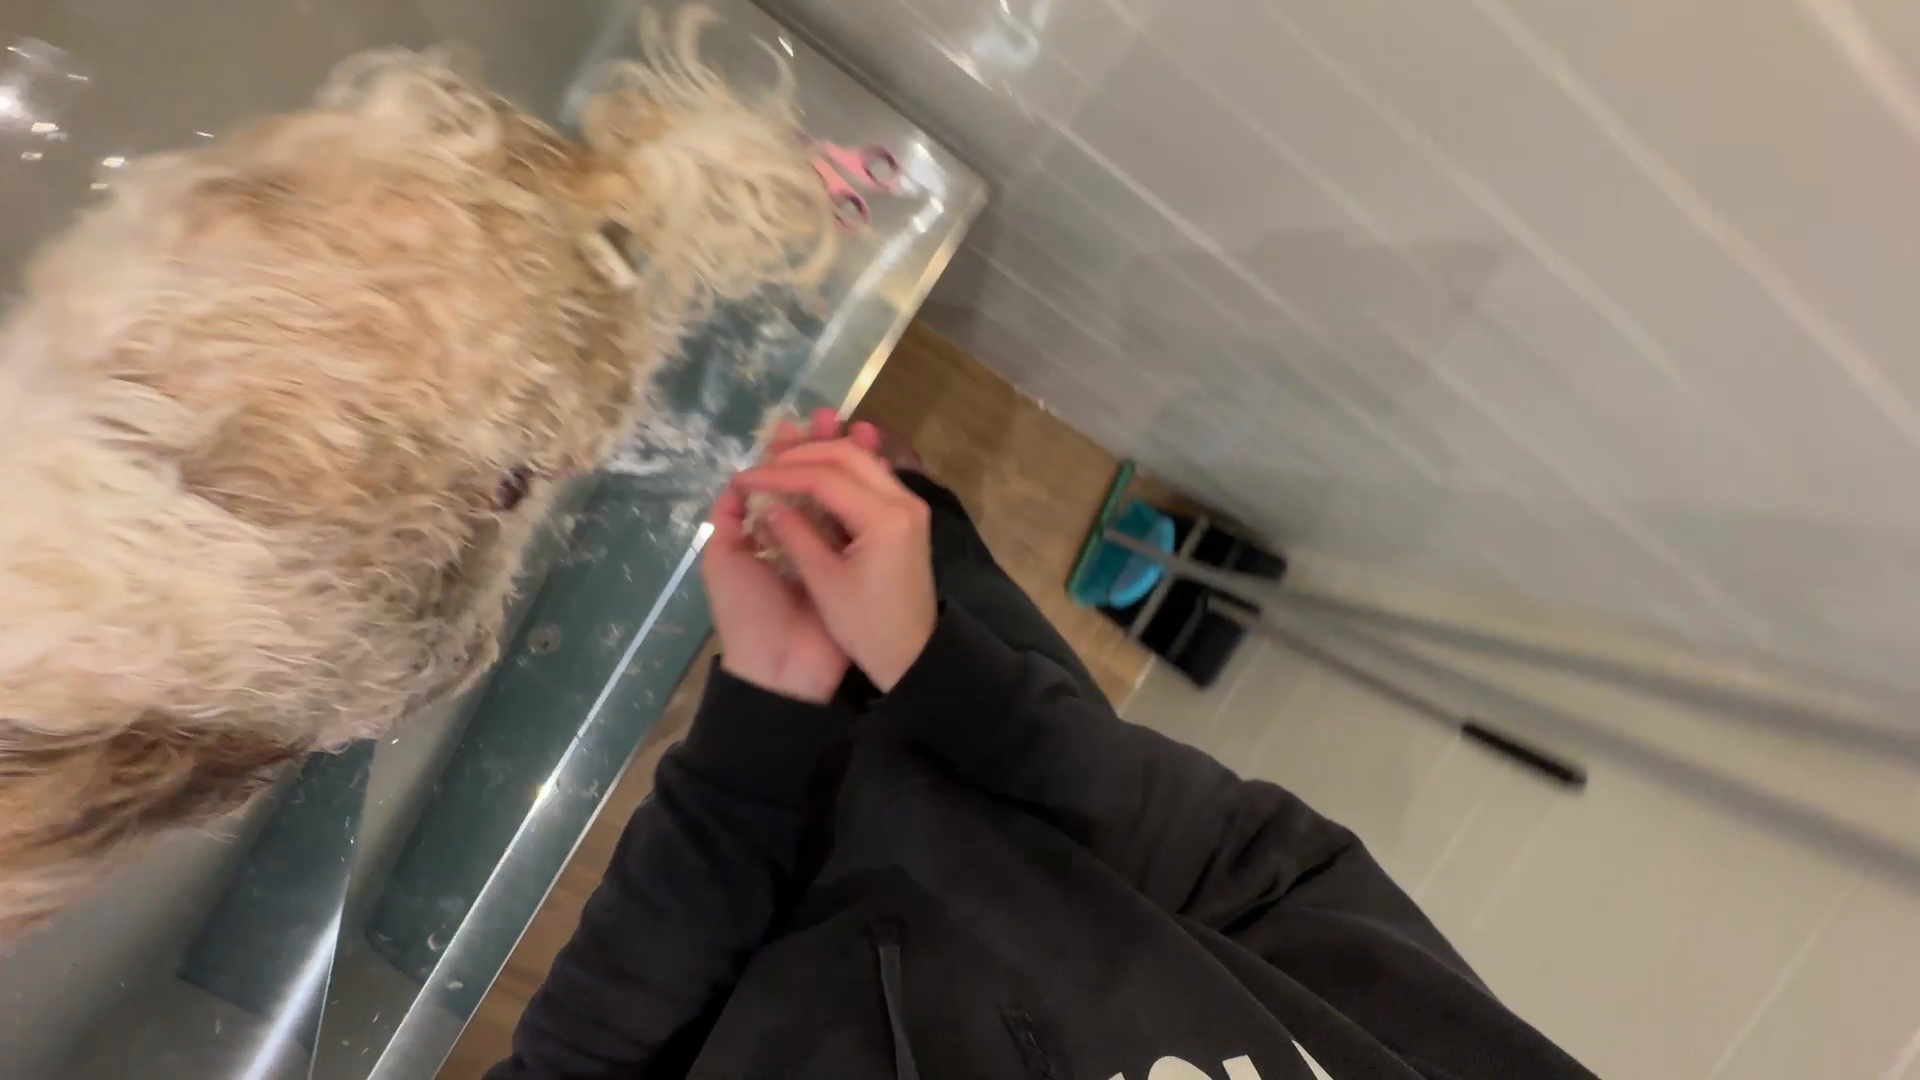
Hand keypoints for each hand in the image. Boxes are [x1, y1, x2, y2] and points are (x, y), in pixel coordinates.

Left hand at [702, 409, 873, 702]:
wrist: (785, 665)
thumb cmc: (748, 612)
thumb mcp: (723, 561)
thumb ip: (729, 521)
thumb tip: (737, 483)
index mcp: (769, 534)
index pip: (779, 483)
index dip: (786, 454)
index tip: (794, 424)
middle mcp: (801, 534)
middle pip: (814, 481)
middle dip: (822, 447)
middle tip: (832, 415)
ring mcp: (834, 548)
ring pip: (842, 495)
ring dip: (850, 461)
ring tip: (859, 428)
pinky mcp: (858, 562)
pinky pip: (863, 521)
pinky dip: (869, 492)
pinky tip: (879, 464)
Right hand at [733, 437, 936, 691]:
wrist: (913, 654)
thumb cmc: (866, 627)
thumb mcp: (824, 582)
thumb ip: (795, 535)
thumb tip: (767, 501)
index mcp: (886, 519)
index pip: (826, 477)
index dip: (781, 474)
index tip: (745, 478)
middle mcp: (905, 501)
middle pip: (847, 455)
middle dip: (800, 454)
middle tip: (762, 462)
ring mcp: (909, 506)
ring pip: (860, 462)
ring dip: (819, 457)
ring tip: (780, 459)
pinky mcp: (906, 516)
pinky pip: (869, 479)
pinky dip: (837, 474)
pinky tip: (810, 476)